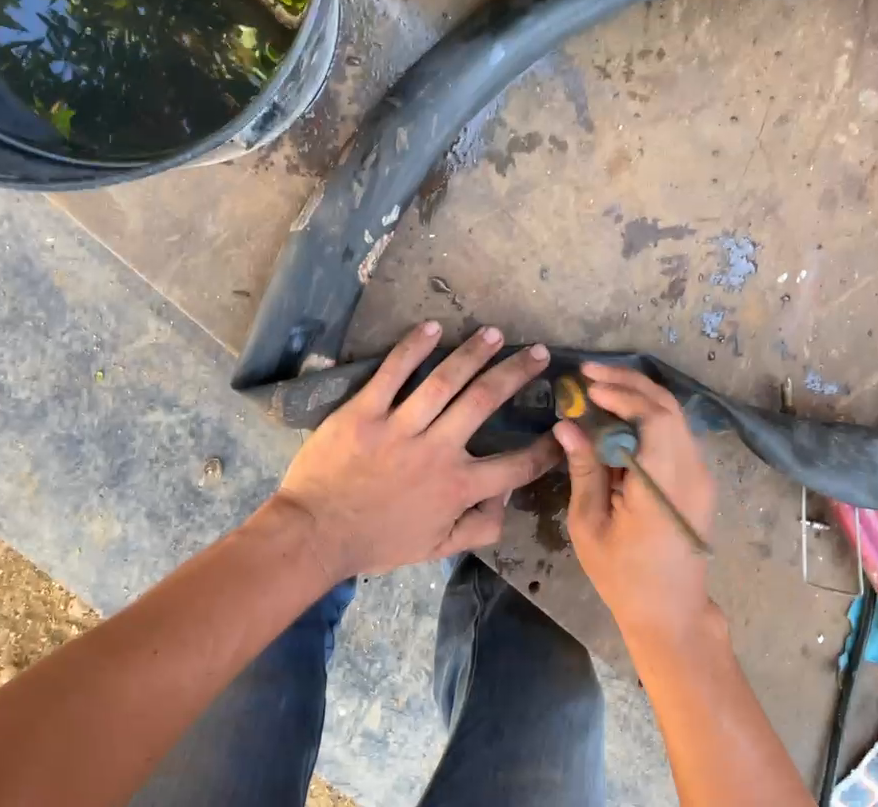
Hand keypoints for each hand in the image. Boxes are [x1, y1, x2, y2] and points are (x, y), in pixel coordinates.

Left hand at [273, 322, 558, 579]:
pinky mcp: (365, 412)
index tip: (564, 428)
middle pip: (484, 401)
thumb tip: (507, 500)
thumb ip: (478, 529)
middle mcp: (437, 451)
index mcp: (457, 487)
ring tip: (494, 334)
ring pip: (445, 381)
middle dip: (516, 373)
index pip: (515, 466)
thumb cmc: (376, 542)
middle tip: (537, 352)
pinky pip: (393, 373)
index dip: (547, 449)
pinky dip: (414, 348)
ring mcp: (399, 427)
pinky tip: (434, 327)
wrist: (314, 536)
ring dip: (473, 353)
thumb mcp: (435, 549)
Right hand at [558, 363, 716, 643]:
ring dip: (639, 397)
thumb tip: (567, 425)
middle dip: (629, 384)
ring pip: (675, 417)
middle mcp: (692, 472)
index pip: (655, 417)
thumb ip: (583, 470)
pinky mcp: (699, 481)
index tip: (587, 385)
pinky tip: (619, 418)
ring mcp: (701, 476)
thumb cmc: (624, 576)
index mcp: (664, 485)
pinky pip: (675, 434)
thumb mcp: (590, 525)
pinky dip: (648, 417)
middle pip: (669, 407)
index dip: (622, 393)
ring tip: (599, 389)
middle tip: (590, 374)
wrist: (671, 613)